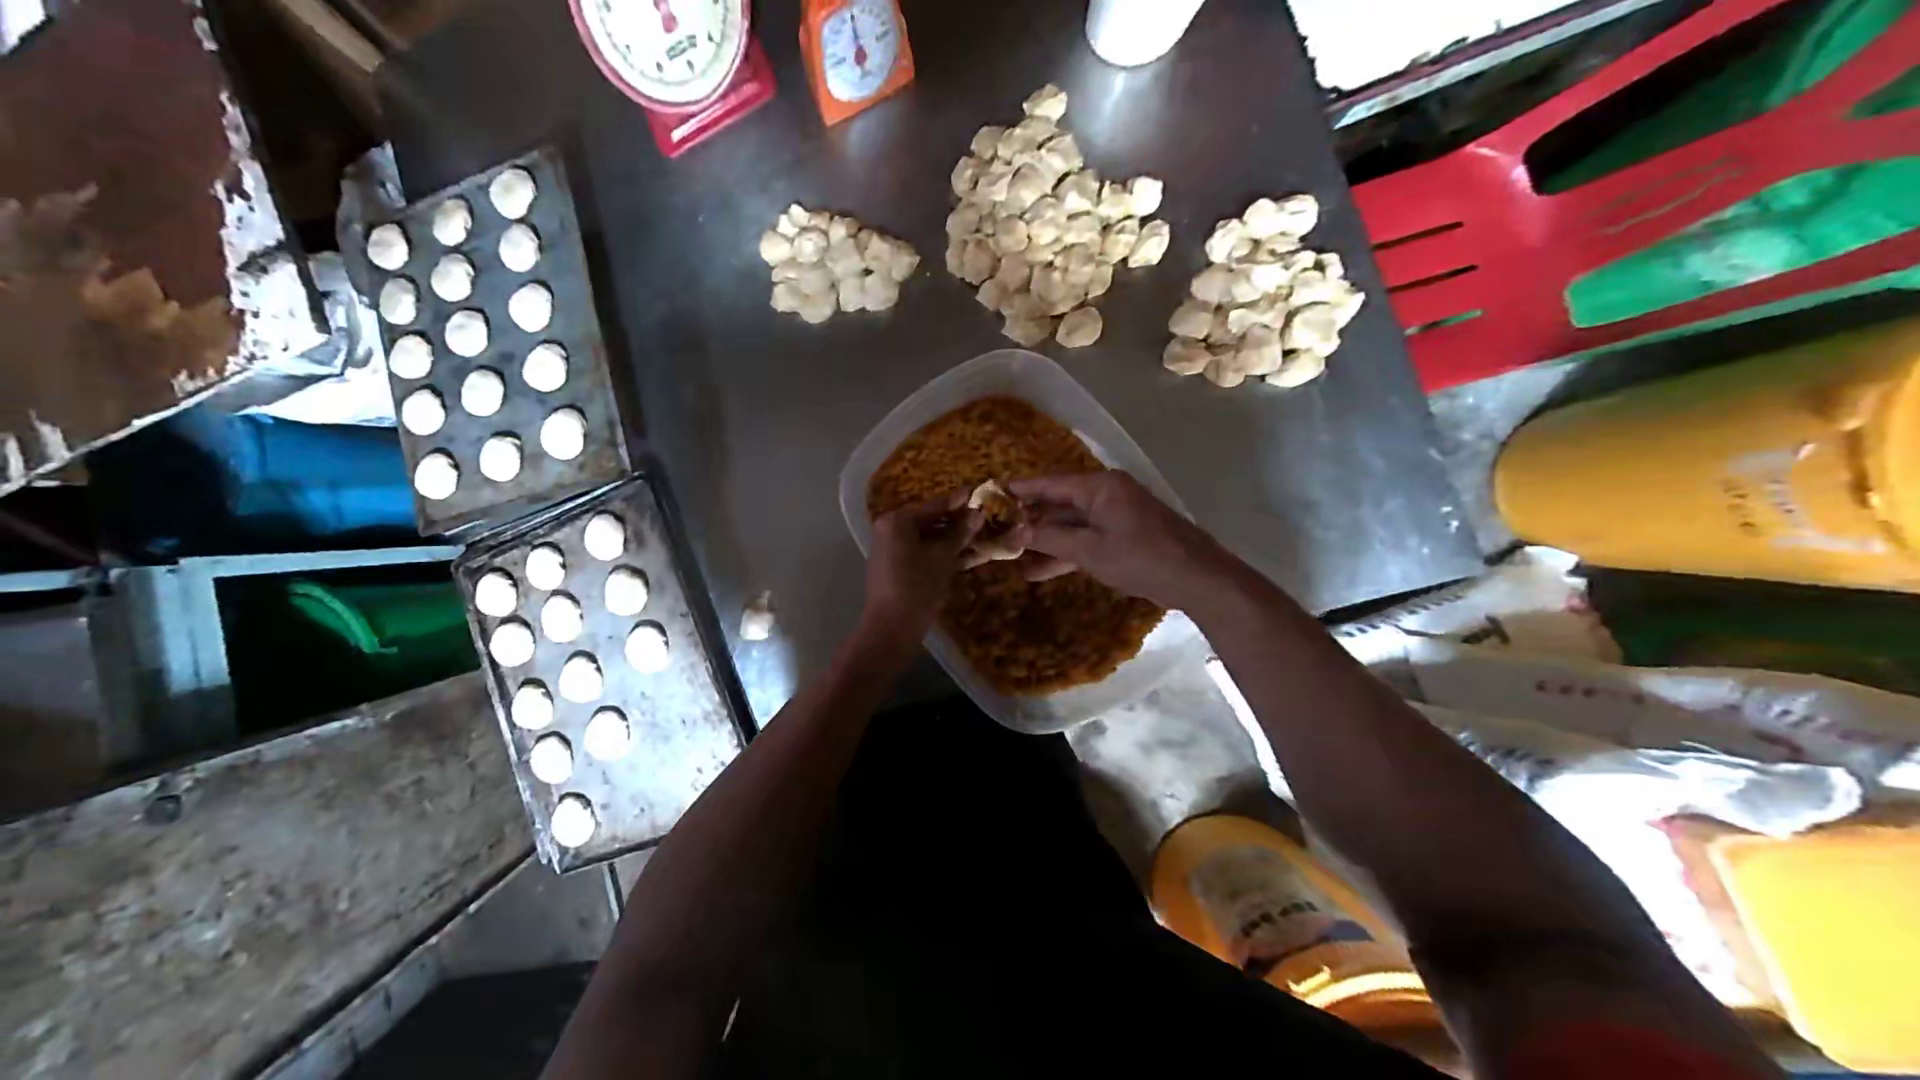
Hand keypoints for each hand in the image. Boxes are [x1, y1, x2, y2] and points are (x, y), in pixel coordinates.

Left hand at [862, 491, 981, 636]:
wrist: (891, 628)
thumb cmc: (917, 586)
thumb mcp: (942, 557)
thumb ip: (959, 533)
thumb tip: (978, 513)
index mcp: (897, 521)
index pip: (934, 505)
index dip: (958, 501)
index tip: (978, 492)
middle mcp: (890, 529)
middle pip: (930, 521)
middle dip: (958, 522)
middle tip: (984, 518)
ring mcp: (892, 549)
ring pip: (928, 539)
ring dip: (953, 540)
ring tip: (981, 537)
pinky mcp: (897, 567)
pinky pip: (923, 553)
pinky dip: (942, 554)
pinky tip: (967, 556)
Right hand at [1008, 471, 1231, 608]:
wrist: (1198, 579)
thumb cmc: (1142, 558)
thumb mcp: (1090, 550)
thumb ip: (1050, 539)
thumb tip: (1014, 532)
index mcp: (1099, 487)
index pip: (1049, 484)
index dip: (1019, 490)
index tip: (991, 494)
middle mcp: (1107, 493)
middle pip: (1058, 503)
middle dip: (1029, 521)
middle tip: (996, 531)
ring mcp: (1117, 515)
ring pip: (1071, 524)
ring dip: (1045, 542)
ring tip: (1012, 558)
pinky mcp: (1124, 535)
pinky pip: (1087, 538)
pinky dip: (1067, 552)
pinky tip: (1041, 570)